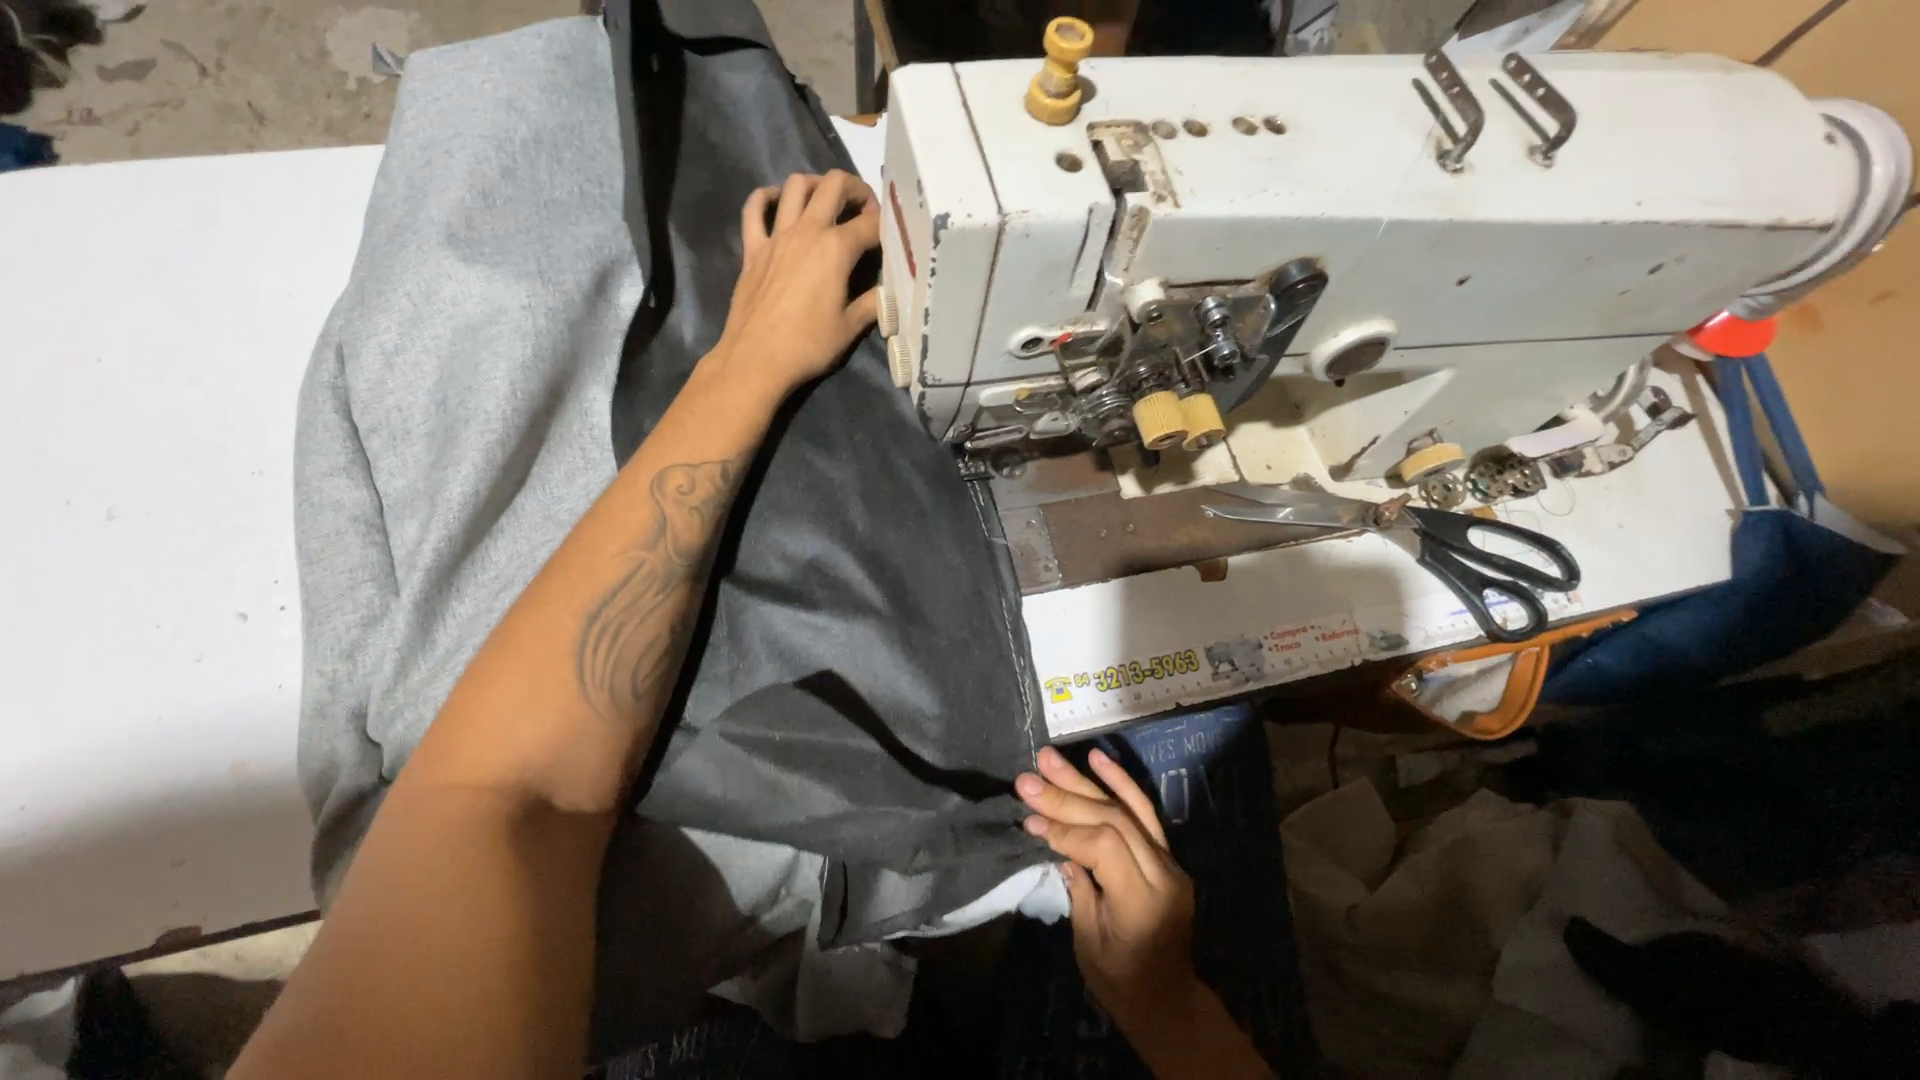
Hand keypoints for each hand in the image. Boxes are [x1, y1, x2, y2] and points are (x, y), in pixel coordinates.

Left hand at [708, 170, 880, 402]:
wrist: (756, 359)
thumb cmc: (807, 346)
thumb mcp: (850, 328)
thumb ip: (873, 304)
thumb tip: (888, 294)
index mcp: (836, 249)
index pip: (870, 224)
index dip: (886, 227)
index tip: (890, 239)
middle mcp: (807, 231)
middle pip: (834, 186)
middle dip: (856, 189)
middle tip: (864, 208)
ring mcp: (776, 236)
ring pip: (796, 185)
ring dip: (816, 184)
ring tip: (826, 200)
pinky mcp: (752, 248)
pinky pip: (755, 208)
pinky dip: (767, 197)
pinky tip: (779, 202)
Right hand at [1017, 745, 1196, 1030]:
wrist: (1168, 1000)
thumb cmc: (1121, 983)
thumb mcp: (1089, 945)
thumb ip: (1079, 890)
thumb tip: (1058, 843)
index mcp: (1142, 901)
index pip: (1103, 845)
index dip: (1065, 829)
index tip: (1030, 820)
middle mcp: (1162, 873)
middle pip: (1112, 820)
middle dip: (1066, 797)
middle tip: (1027, 778)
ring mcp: (1169, 861)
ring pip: (1126, 808)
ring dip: (1085, 781)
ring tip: (1051, 757)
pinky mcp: (1166, 855)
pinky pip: (1143, 812)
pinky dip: (1120, 783)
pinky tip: (1098, 759)